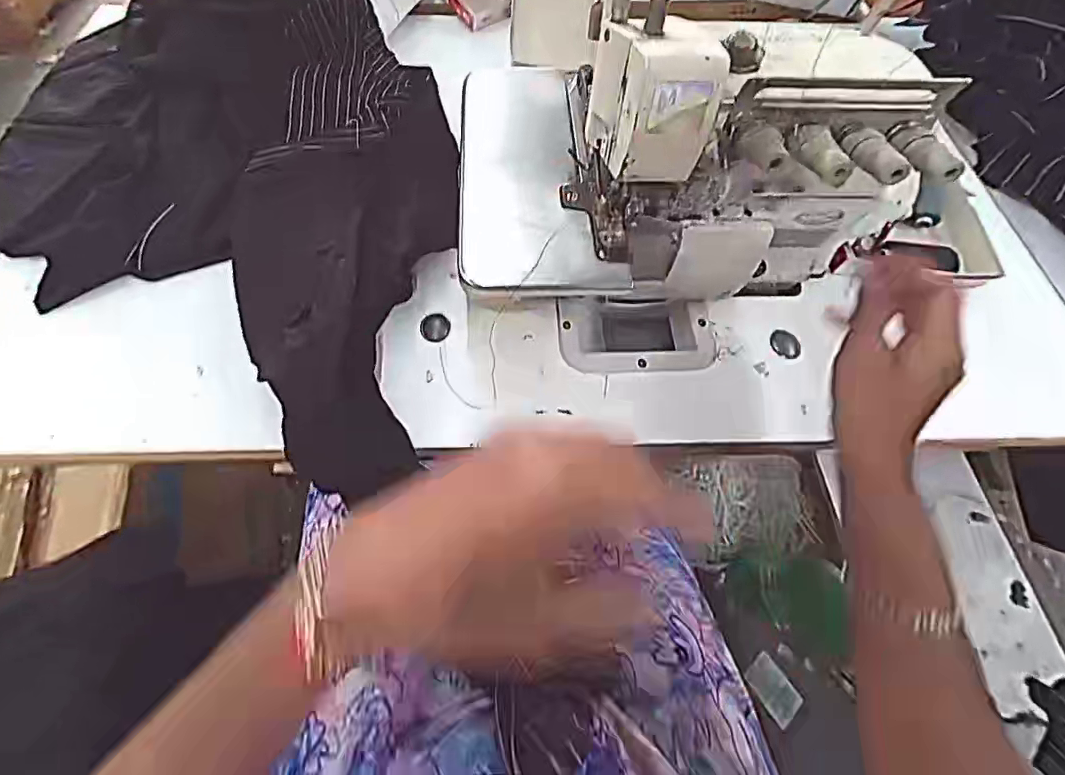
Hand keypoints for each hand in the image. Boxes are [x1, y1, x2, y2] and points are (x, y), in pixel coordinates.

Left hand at [316, 428, 705, 669]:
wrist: (363, 572)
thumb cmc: (437, 601)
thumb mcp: (531, 624)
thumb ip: (602, 609)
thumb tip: (648, 599)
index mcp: (554, 490)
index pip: (642, 484)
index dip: (681, 506)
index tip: (701, 524)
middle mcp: (539, 451)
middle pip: (624, 452)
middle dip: (653, 486)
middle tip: (664, 523)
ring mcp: (516, 440)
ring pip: (596, 439)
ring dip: (621, 471)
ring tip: (625, 515)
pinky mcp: (498, 442)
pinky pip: (565, 439)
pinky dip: (589, 462)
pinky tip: (579, 498)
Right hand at [833, 256, 964, 484]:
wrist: (871, 453)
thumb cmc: (869, 414)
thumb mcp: (862, 348)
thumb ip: (872, 306)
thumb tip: (877, 275)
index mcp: (940, 344)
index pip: (939, 287)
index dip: (913, 265)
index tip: (889, 257)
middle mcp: (946, 354)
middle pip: (935, 299)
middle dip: (903, 278)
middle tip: (877, 267)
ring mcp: (936, 366)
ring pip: (923, 315)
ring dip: (895, 297)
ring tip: (867, 286)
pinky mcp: (922, 374)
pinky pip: (913, 334)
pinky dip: (891, 318)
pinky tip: (863, 316)